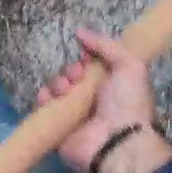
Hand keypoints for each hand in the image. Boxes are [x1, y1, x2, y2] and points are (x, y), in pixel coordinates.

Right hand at [35, 29, 171, 172]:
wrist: (115, 141)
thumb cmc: (126, 103)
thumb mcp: (128, 65)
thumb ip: (106, 45)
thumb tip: (79, 31)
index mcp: (110, 87)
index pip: (90, 67)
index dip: (85, 59)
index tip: (85, 58)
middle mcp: (92, 100)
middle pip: (70, 76)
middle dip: (70, 71)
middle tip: (77, 77)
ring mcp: (74, 115)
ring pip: (56, 90)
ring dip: (57, 83)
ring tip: (65, 90)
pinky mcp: (58, 128)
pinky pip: (44, 109)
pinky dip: (43, 100)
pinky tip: (48, 98)